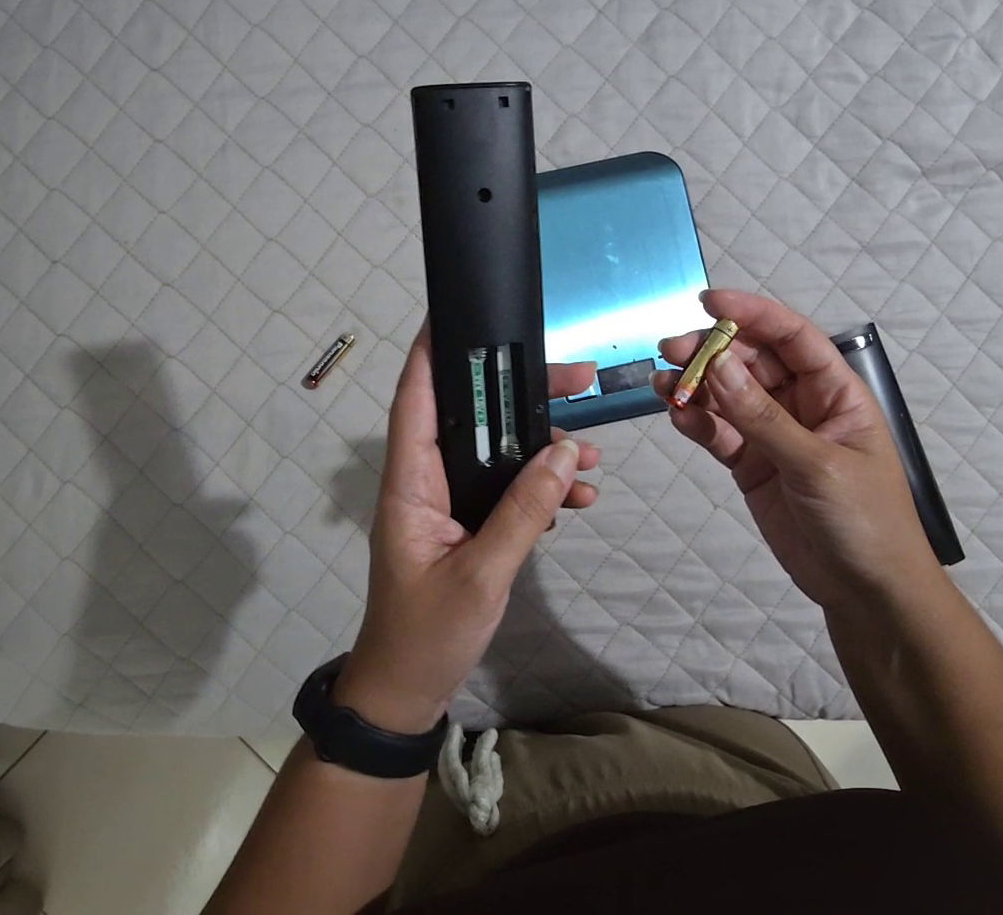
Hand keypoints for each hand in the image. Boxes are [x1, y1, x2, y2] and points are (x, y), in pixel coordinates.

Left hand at [335, 324, 601, 733]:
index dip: (431, 351)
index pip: (416, 400)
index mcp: (411, 483)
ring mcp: (445, 505)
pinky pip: (504, 493)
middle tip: (579, 379)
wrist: (407, 691)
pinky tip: (578, 498)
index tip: (458, 310)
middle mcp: (425, 482)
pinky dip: (539, 491)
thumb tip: (565, 452)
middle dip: (521, 396)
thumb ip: (524, 511)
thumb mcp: (482, 574)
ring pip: (495, 454)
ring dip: (541, 448)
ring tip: (595, 451)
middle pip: (470, 418)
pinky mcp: (464, 527)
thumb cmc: (428, 634)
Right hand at [654, 290, 938, 610]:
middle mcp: (802, 406)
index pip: (792, 338)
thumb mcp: (816, 465)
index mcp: (836, 393)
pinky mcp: (751, 464)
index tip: (709, 302)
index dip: (753, 314)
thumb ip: (762, 416)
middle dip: (712, 352)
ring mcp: (773, 435)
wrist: (865, 591)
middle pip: (751, 363)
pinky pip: (718, 433)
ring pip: (728, 396)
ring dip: (695, 386)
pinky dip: (696, 422)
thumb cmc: (865, 522)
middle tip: (670, 350)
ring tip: (662, 383)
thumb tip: (718, 363)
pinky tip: (677, 415)